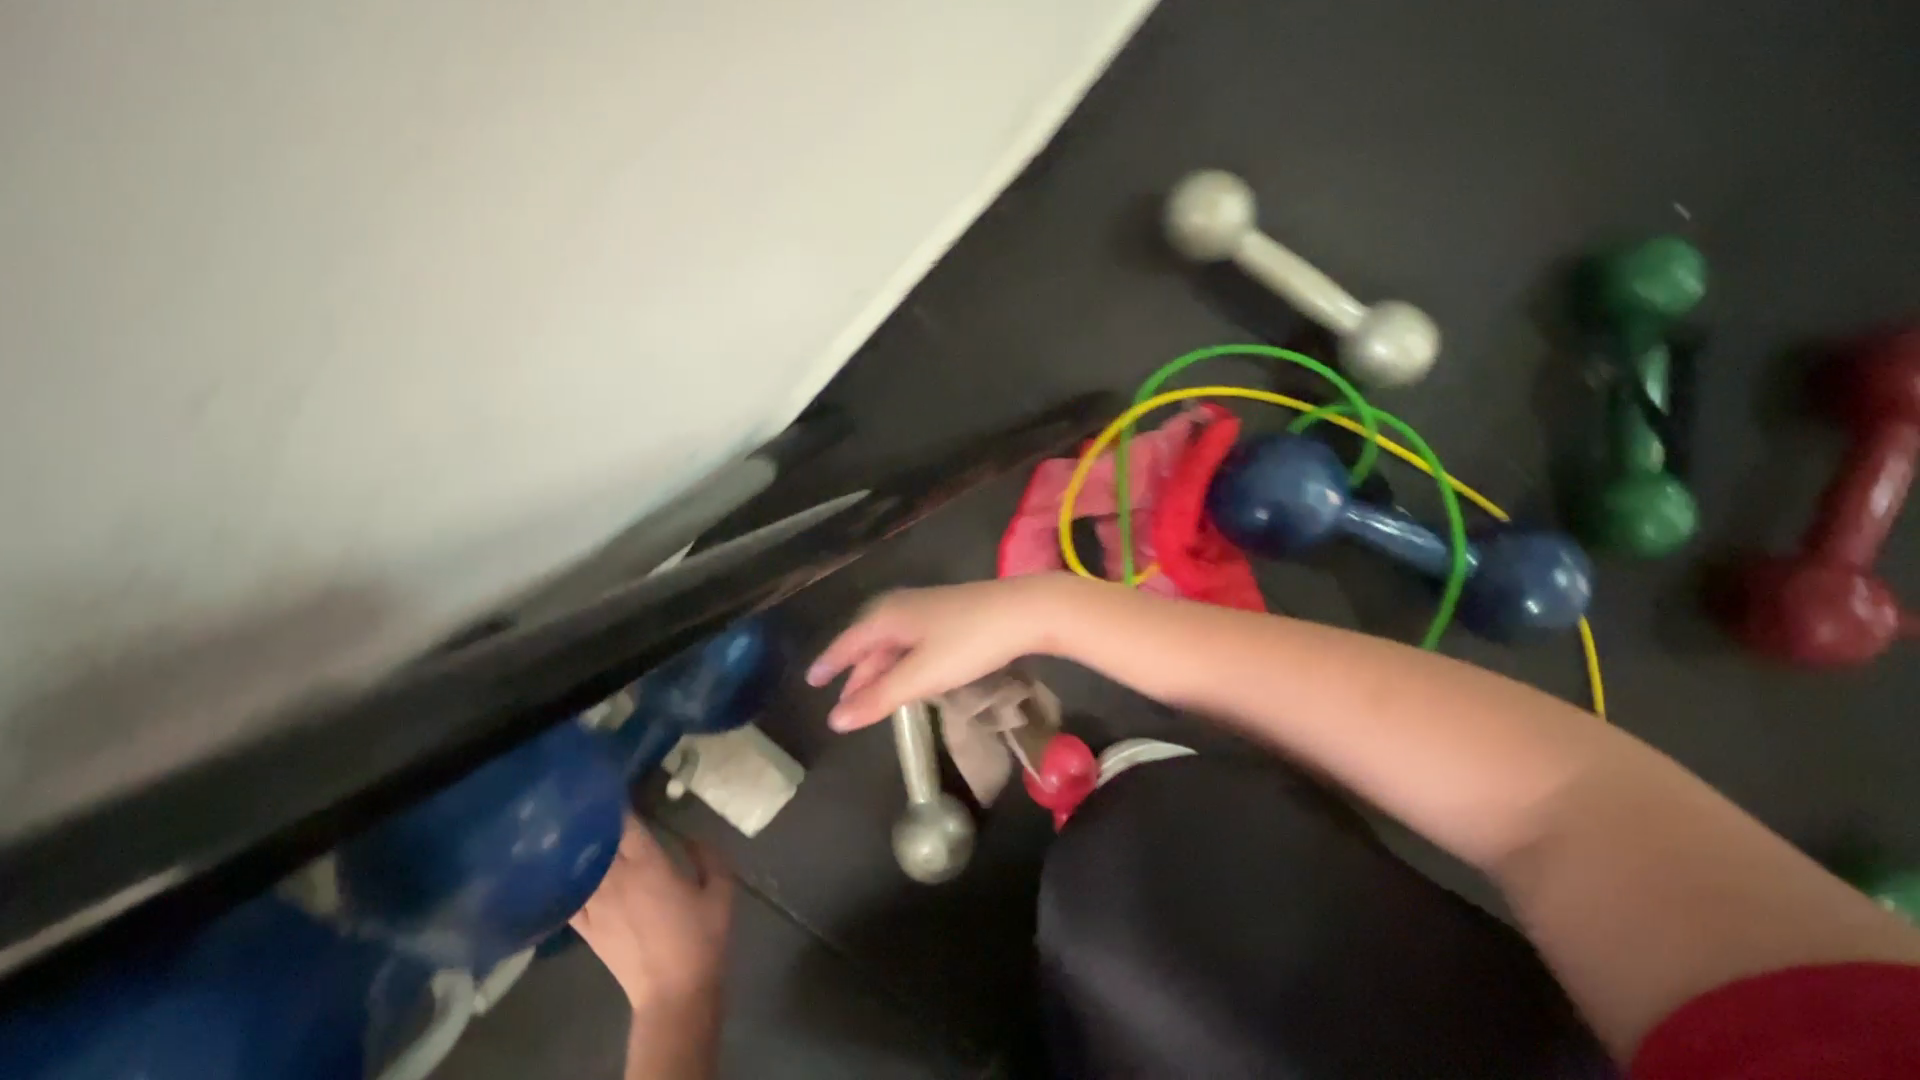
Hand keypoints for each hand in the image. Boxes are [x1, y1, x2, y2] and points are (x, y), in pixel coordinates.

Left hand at [571, 816, 732, 1016]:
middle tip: (592, 801)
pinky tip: (563, 869)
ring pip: (579, 866)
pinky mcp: (587, 929)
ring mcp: (597, 906)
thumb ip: (708, 857)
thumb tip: (692, 837)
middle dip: (594, 820)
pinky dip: (564, 880)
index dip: (618, 803)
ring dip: (577, 846)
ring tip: (574, 829)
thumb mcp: (721, 890)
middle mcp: (616, 880)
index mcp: (649, 865)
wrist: (675, 991)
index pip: (625, 824)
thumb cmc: (702, 938)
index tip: (615, 786)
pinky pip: (569, 898)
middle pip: (596, 841)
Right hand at [805, 576, 1076, 731]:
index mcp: (886, 617)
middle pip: (869, 642)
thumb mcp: (921, 676)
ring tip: (874, 695)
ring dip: (880, 669)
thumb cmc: (969, 642)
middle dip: (856, 672)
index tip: (812, 682)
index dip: (829, 664)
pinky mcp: (949, 614)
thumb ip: (879, 699)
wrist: (1025, 612)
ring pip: (892, 642)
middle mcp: (901, 607)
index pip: (847, 643)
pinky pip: (911, 640)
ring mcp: (927, 608)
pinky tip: (910, 674)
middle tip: (844, 701)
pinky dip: (901, 661)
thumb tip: (835, 720)